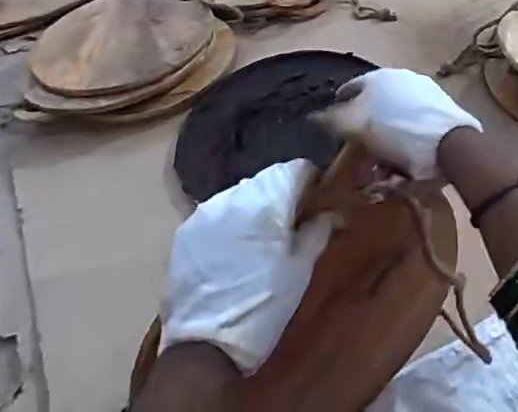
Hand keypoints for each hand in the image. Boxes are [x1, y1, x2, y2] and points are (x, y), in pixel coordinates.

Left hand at [159, 159, 332, 372]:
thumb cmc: (263, 305)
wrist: (204, 349)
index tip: (315, 203)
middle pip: (267, 179)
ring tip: (259, 242)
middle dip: (281, 195)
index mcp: (268, 200)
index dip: (310, 182)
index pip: (296, 168)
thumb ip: (318, 230)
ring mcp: (206, 212)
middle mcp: (235, 195)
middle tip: (289, 226)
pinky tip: (231, 253)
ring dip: (254, 208)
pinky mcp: (186, 232)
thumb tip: (331, 212)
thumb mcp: (301, 269)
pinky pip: (216, 215)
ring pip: (240, 195)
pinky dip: (229, 225)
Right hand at [314, 68, 480, 179]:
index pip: (351, 87)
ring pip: (395, 114)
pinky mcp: (441, 108)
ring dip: (386, 134)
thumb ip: (333, 120)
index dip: (340, 105)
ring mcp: (424, 91)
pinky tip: (405, 159)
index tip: (333, 123)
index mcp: (379, 77)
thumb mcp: (357, 127)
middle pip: (374, 102)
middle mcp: (402, 77)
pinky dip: (406, 137)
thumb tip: (313, 116)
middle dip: (364, 125)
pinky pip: (414, 123)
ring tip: (381, 161)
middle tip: (358, 147)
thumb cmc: (398, 132)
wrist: (451, 143)